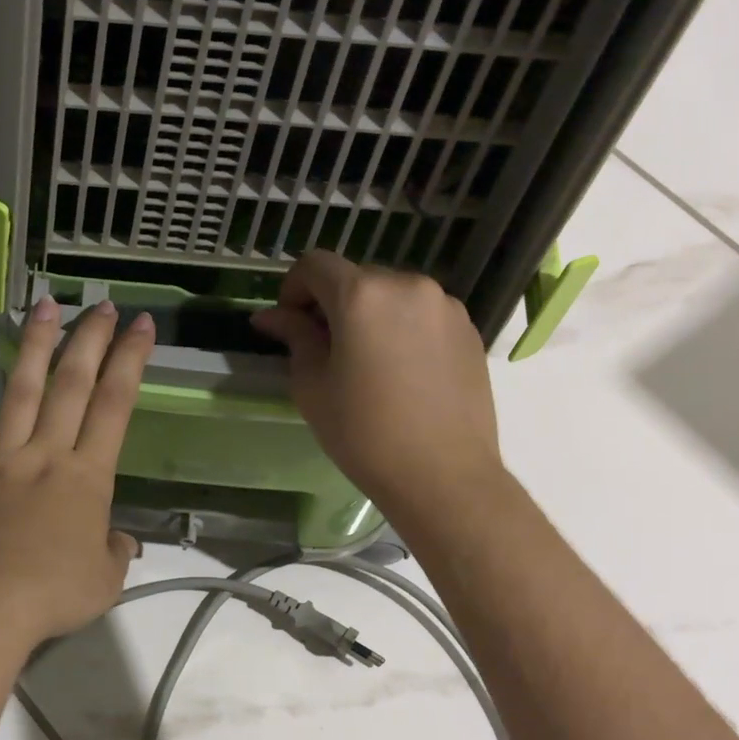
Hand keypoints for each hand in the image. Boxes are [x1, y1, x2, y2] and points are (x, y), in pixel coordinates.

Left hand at [0, 296, 154, 648]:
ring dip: (34, 349)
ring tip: (42, 309)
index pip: (115, 405)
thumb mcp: (103, 583)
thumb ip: (113, 553)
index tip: (141, 323)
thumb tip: (117, 539)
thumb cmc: (50, 596)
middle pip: (70, 385)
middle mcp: (43, 456)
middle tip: (101, 304)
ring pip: (20, 394)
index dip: (130, 360)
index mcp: (86, 477)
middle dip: (89, 340)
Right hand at [252, 251, 502, 511]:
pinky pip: (421, 314)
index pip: (314, 265)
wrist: (442, 475)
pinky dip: (400, 328)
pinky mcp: (468, 329)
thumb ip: (294, 338)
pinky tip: (397, 373)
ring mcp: (445, 305)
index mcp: (361, 295)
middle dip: (331, 303)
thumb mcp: (311, 385)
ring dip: (368, 315)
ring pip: (390, 295)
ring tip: (363, 362)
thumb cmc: (363, 432)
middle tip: (321, 348)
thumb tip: (271, 317)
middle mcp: (407, 286)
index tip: (289, 324)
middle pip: (355, 277)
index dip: (292, 288)